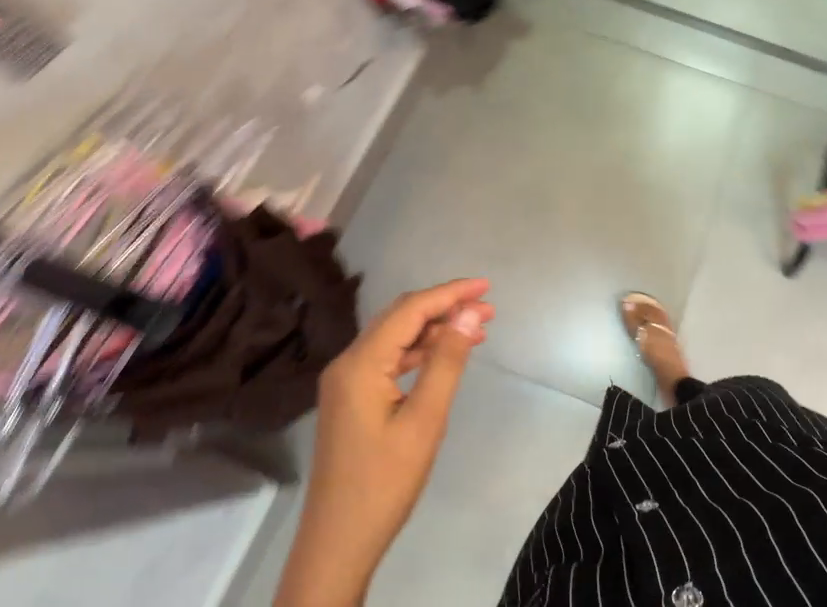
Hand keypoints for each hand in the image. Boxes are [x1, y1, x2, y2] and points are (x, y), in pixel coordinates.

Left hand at [295, 278, 493, 604]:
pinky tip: (445, 356)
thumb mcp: (424, 420)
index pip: (409, 310)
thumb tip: (468, 313)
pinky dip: (419, 352)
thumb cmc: (385, 481)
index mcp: (360, 363)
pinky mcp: (351, 400)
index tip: (487, 287)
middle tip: (487, 309)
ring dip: (434, 330)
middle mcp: (347, 363)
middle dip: (444, 307)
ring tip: (477, 329)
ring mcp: (345, 382)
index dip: (449, 294)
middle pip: (399, 318)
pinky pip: (388, 360)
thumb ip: (447, 361)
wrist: (339, 540)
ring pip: (394, 338)